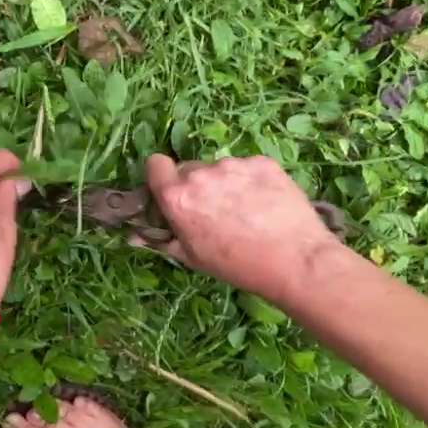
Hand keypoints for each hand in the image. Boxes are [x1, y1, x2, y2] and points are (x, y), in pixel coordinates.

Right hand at [144, 155, 340, 299]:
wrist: (295, 261)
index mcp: (177, 196)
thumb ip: (161, 240)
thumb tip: (132, 237)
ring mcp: (233, 165)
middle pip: (189, 169)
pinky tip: (264, 203)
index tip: (172, 191)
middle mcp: (200, 173)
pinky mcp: (262, 162)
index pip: (155, 164)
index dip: (162, 177)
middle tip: (214, 211)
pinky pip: (247, 167)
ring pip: (220, 169)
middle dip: (196, 186)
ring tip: (245, 211)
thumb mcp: (193, 258)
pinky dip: (251, 181)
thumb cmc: (237, 265)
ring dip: (224, 183)